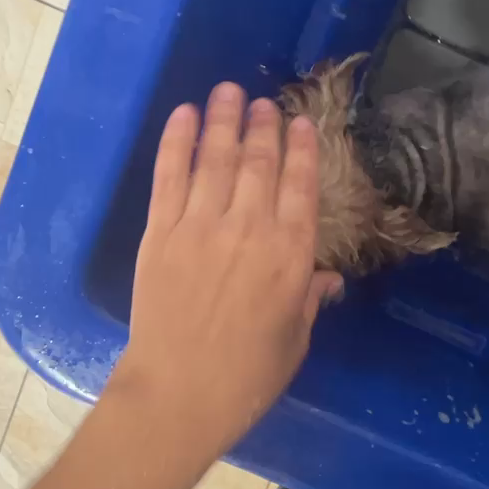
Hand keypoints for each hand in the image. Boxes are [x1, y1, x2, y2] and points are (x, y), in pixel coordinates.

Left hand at [111, 83, 343, 456]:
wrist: (179, 395)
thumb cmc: (248, 377)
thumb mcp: (294, 339)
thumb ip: (310, 299)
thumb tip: (328, 278)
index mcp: (290, 256)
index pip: (300, 187)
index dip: (302, 151)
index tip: (302, 123)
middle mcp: (249, 229)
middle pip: (259, 164)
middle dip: (263, 127)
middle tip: (263, 101)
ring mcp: (200, 227)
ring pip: (216, 160)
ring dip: (223, 121)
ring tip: (228, 92)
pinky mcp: (160, 233)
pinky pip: (170, 176)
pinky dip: (177, 141)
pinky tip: (184, 116)